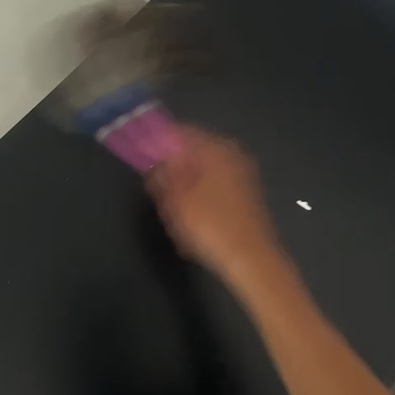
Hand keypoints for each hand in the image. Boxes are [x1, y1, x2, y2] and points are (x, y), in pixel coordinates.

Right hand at [146, 126, 290, 291]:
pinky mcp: (247, 200)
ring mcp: (244, 178)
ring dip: (185, 191)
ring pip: (203, 177)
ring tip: (174, 215)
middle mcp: (233, 156)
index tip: (141, 158)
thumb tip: (154, 164)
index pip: (179, 133)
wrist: (252, 262)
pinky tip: (192, 225)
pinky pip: (214, 193)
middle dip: (173, 172)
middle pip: (192, 155)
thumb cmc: (210, 225)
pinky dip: (200, 203)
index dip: (156, 144)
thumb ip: (160, 175)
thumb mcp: (174, 199)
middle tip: (157, 191)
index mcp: (217, 147)